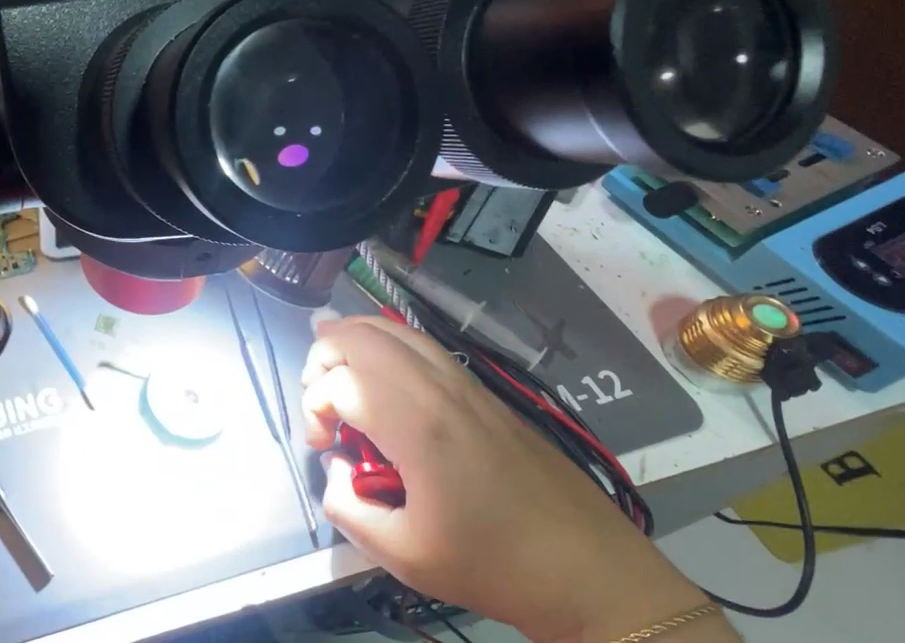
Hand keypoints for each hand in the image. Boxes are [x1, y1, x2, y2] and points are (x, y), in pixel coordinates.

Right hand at [300, 317, 724, 642]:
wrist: (594, 576)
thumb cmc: (496, 567)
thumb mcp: (404, 557)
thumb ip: (346, 509)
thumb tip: (335, 468)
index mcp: (415, 426)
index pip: (335, 384)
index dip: (311, 409)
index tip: (323, 449)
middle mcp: (435, 389)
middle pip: (357, 335)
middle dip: (321, 360)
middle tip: (322, 406)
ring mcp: (463, 384)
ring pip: (390, 328)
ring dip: (351, 342)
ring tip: (336, 377)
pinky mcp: (482, 392)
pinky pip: (418, 343)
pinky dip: (384, 345)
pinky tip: (379, 376)